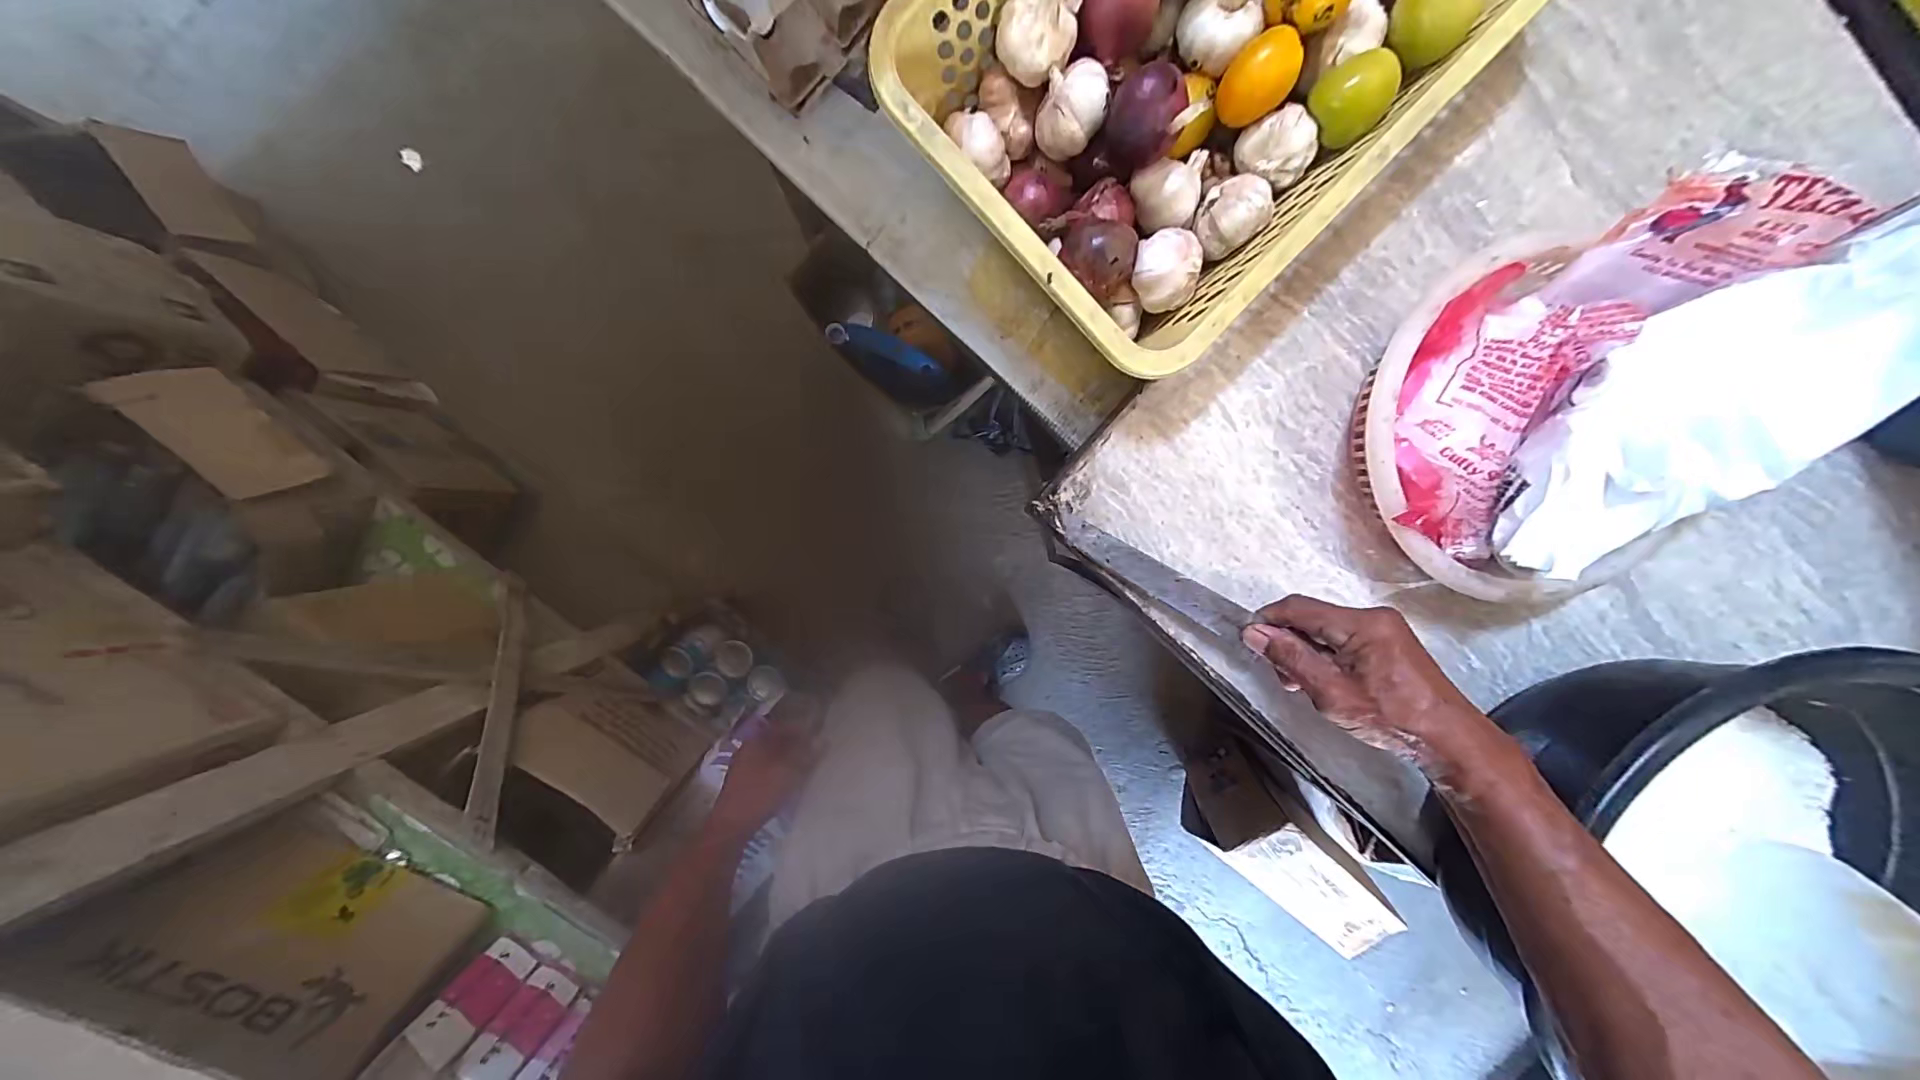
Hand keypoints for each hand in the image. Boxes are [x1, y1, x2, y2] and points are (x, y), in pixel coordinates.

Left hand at [708, 696, 821, 841]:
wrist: (732, 825)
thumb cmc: (761, 793)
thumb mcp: (789, 772)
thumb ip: (806, 754)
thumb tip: (821, 740)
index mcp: (757, 740)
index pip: (782, 727)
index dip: (800, 730)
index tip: (816, 737)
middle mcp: (747, 748)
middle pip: (774, 739)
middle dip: (793, 743)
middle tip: (811, 751)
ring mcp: (741, 765)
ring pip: (769, 754)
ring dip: (785, 757)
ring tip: (801, 766)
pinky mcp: (741, 783)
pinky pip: (763, 767)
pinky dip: (776, 769)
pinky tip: (785, 780)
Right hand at [1240, 596, 1491, 770]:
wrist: (1447, 739)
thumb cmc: (1393, 718)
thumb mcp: (1331, 691)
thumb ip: (1290, 658)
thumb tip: (1255, 633)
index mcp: (1362, 624)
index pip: (1298, 608)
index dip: (1268, 620)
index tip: (1249, 641)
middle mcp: (1373, 617)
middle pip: (1310, 617)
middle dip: (1287, 642)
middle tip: (1283, 676)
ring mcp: (1383, 628)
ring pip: (1324, 629)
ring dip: (1304, 651)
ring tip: (1302, 684)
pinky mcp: (1387, 641)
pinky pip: (1341, 638)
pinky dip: (1323, 655)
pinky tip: (1323, 680)